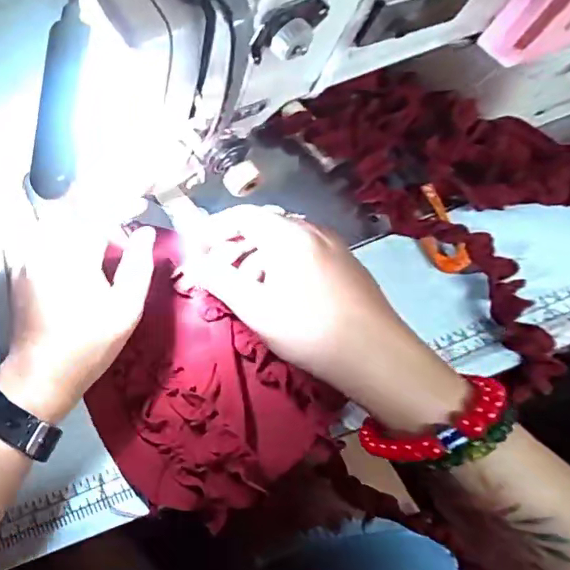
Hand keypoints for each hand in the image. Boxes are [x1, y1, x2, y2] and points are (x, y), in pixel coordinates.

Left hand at [0, 209, 155, 423]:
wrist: (40, 375)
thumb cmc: (88, 346)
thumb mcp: (126, 311)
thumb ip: (138, 266)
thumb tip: (145, 233)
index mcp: (75, 254)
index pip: (102, 212)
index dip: (125, 201)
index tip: (142, 199)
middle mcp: (45, 247)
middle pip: (72, 207)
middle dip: (97, 205)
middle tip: (120, 219)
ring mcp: (26, 256)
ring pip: (51, 218)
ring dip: (75, 215)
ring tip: (98, 234)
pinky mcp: (16, 269)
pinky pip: (34, 235)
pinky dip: (54, 232)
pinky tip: (70, 250)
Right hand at [180, 205, 468, 431]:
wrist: (376, 355)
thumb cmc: (308, 330)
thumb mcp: (254, 308)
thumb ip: (218, 280)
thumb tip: (192, 262)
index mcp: (288, 234)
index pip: (242, 215)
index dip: (214, 228)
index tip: (196, 250)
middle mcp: (313, 231)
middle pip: (264, 226)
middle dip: (234, 247)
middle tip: (216, 274)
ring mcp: (335, 247)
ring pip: (285, 242)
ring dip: (257, 259)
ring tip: (245, 291)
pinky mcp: (347, 266)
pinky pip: (305, 255)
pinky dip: (282, 266)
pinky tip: (280, 296)